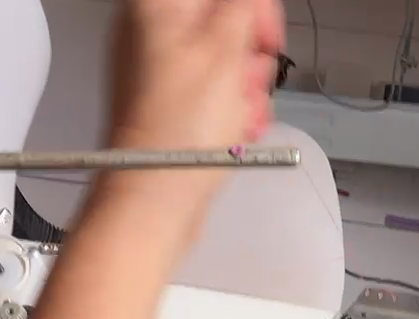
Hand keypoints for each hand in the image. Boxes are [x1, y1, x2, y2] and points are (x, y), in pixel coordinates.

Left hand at [98, 0, 283, 237]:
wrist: (156, 200)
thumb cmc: (178, 132)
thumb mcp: (224, 49)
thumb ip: (243, 7)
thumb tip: (250, 4)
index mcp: (158, 5)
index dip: (253, 9)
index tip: (266, 35)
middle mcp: (152, 35)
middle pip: (222, 25)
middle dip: (249, 54)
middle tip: (250, 82)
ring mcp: (158, 77)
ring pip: (221, 65)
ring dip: (245, 89)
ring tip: (244, 116)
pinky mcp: (168, 113)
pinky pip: (211, 98)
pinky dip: (231, 112)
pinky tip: (237, 133)